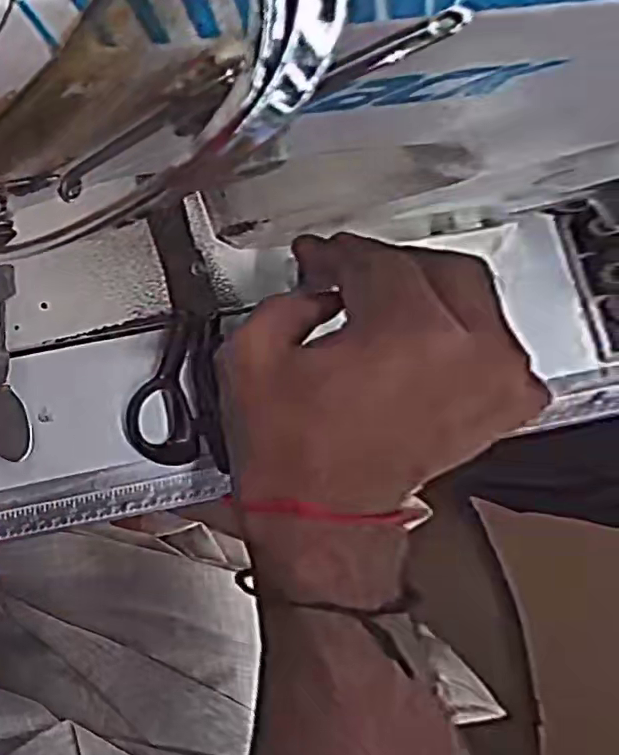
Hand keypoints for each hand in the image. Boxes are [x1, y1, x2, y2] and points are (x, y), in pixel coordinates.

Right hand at [222, 234, 549, 520]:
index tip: (318, 253)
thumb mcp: (247, 359)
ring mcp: (500, 376)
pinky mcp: (508, 400)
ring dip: (422, 293)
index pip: (379, 265)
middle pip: (442, 271)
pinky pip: (491, 342)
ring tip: (374, 301)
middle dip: (386, 263)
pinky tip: (410, 337)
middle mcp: (471, 349)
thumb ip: (282, 307)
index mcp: (407, 334)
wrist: (318, 502)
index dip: (338, 253)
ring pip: (475, 303)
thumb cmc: (287, 444)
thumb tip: (313, 296)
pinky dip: (451, 330)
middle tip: (345, 266)